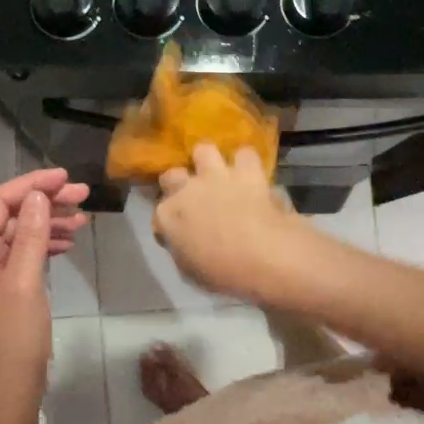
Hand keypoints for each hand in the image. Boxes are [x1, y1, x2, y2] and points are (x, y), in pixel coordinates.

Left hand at [0, 169, 89, 418]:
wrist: (9, 393)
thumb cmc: (13, 339)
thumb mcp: (24, 284)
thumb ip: (31, 237)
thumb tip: (39, 195)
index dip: (31, 184)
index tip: (65, 176)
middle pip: (11, 215)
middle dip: (45, 201)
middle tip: (83, 194)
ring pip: (21, 234)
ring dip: (50, 222)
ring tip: (83, 218)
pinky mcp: (7, 290)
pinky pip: (26, 255)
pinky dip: (47, 244)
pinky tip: (69, 242)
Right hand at [153, 144, 313, 303]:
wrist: (263, 256)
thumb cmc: (223, 273)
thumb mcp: (191, 272)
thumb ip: (182, 250)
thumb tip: (185, 243)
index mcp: (168, 217)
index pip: (159, 213)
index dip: (169, 221)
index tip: (178, 231)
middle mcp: (186, 190)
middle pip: (171, 175)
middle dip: (179, 182)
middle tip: (193, 196)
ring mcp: (216, 176)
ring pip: (204, 150)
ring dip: (209, 161)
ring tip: (219, 173)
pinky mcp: (247, 171)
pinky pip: (244, 155)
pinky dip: (247, 164)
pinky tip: (251, 173)